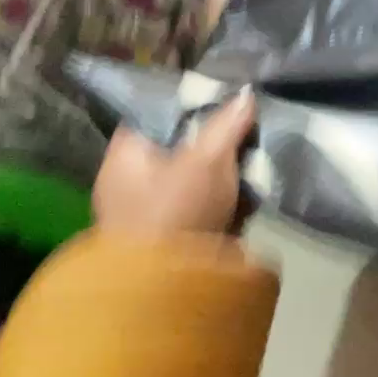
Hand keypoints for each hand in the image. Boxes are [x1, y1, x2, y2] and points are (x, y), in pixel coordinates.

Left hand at [92, 91, 256, 234]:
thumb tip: (246, 94)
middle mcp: (129, 179)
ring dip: (222, 165)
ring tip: (252, 156)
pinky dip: (221, 191)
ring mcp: (147, 207)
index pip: (152, 115)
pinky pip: (198, 196)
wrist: (168, 282)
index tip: (221, 98)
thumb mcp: (210, 158)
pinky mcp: (169, 228)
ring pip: (192, 170)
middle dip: (213, 136)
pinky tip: (245, 187)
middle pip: (177, 143)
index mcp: (125, 157)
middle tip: (245, 128)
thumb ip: (228, 123)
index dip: (185, 104)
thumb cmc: (178, 208)